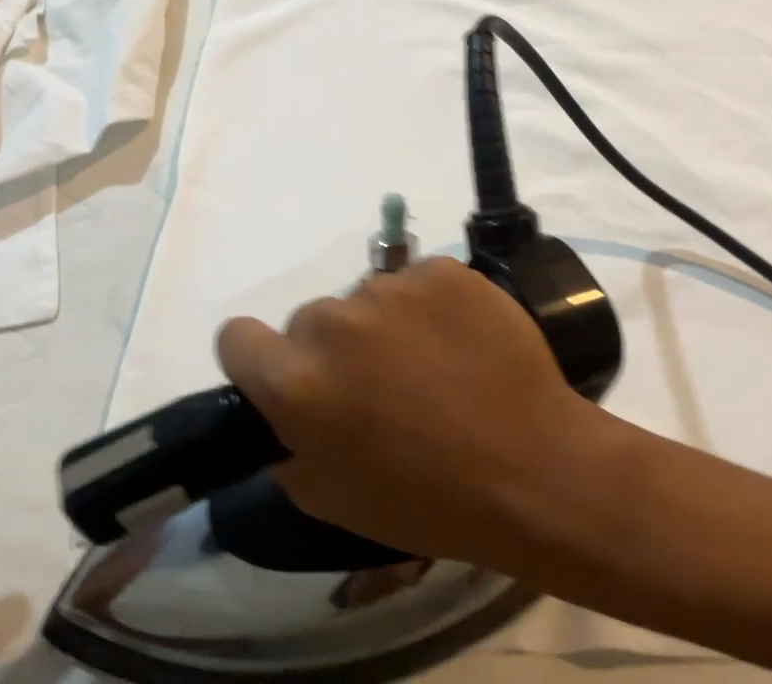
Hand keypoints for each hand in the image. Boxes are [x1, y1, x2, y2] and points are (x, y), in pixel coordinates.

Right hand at [217, 257, 609, 565]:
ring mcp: (392, 288)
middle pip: (310, 321)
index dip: (258, 361)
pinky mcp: (444, 270)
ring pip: (367, 300)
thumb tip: (284, 419)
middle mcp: (333, 321)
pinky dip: (431, 308)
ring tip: (434, 371)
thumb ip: (286, 448)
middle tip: (381, 390)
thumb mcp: (330, 499)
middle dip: (334, 352)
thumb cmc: (427, 500)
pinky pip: (417, 283)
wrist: (534, 470)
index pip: (236, 337)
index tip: (290, 381)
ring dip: (386, 328)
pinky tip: (463, 345)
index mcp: (295, 380)